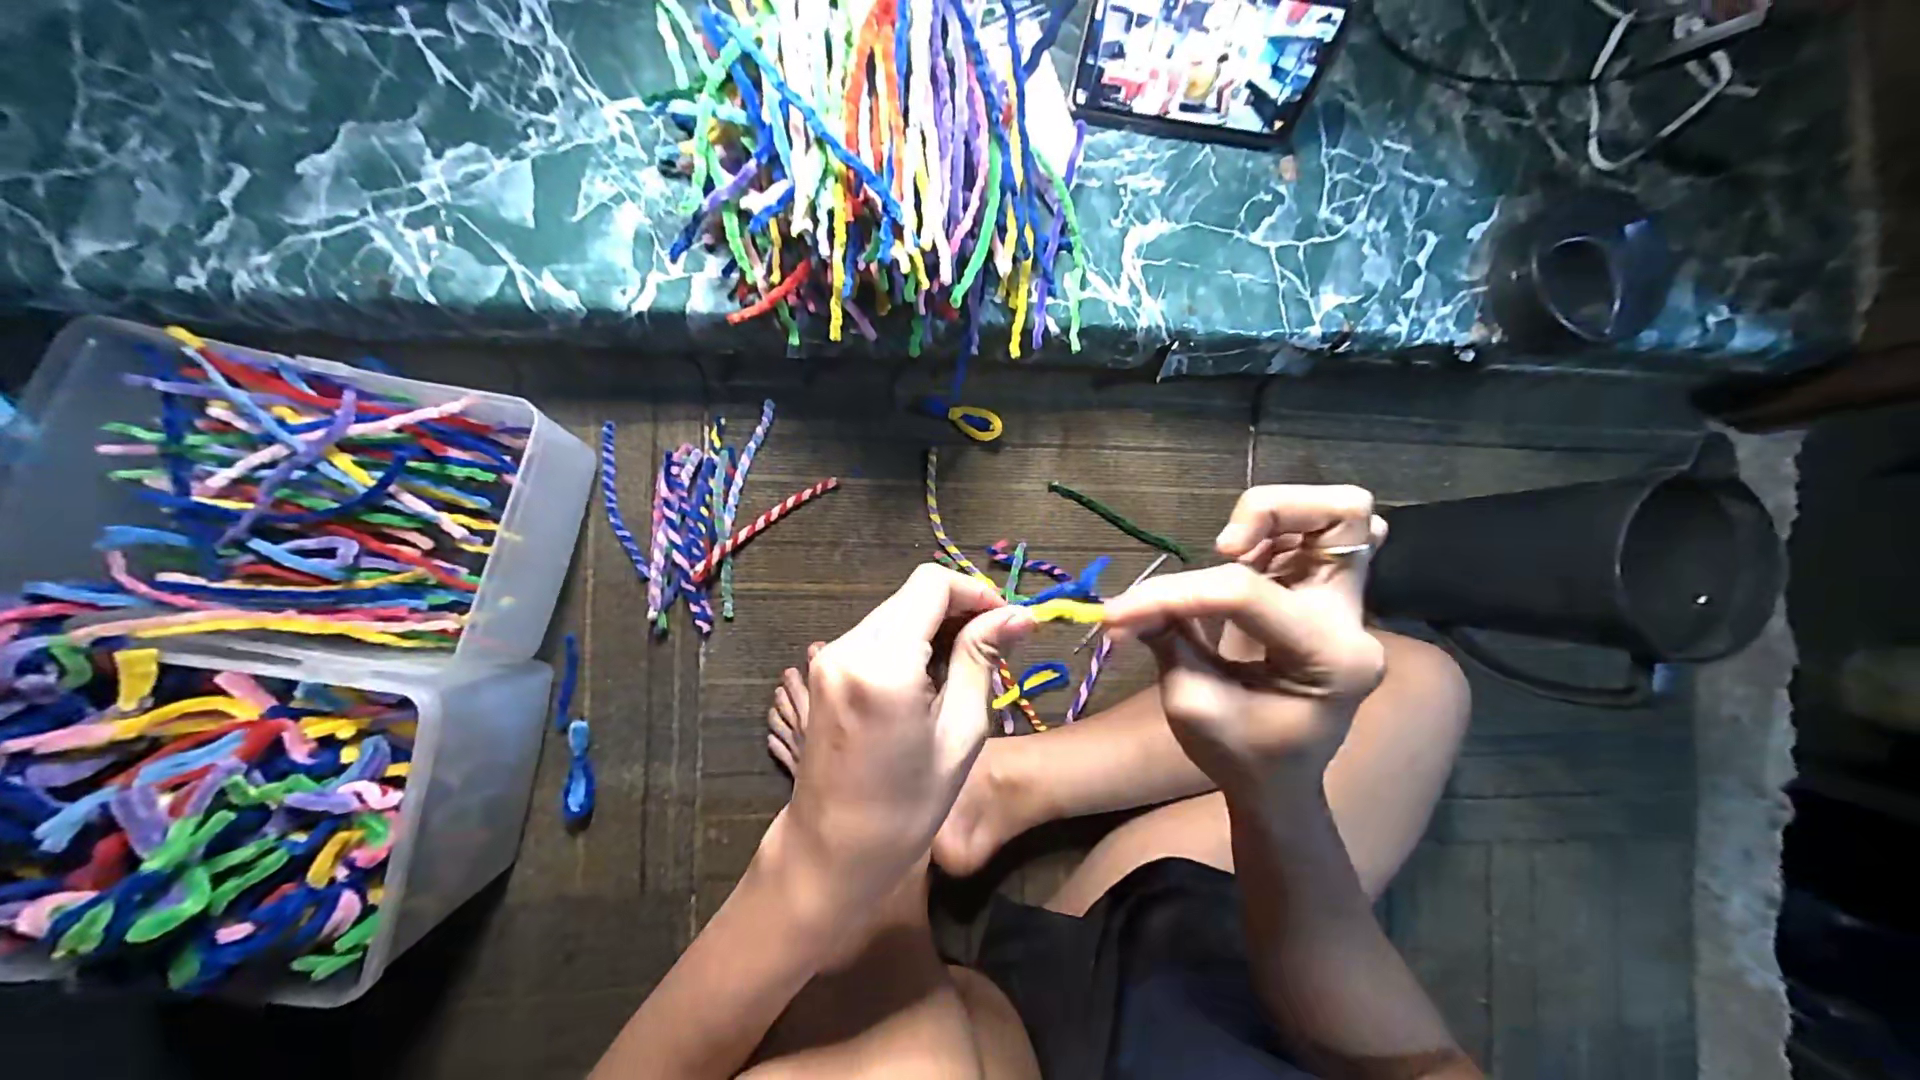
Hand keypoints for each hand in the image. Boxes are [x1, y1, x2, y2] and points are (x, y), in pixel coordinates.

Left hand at [772, 565, 1034, 905]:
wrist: (834, 848)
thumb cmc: (909, 804)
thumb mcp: (961, 731)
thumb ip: (982, 658)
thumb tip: (1018, 613)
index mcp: (882, 664)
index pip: (931, 584)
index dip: (974, 591)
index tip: (1004, 621)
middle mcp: (847, 647)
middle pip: (911, 594)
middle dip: (956, 608)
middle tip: (993, 643)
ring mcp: (828, 657)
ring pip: (894, 611)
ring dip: (932, 624)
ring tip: (962, 665)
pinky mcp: (823, 669)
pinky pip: (875, 633)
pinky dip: (908, 640)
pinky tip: (927, 675)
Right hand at [1103, 485, 1386, 789]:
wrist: (1280, 784)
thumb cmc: (1240, 757)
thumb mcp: (1191, 704)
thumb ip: (1165, 638)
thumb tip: (1122, 604)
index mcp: (1329, 658)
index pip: (1245, 593)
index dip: (1172, 594)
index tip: (1118, 614)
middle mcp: (1352, 622)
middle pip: (1343, 516)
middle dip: (1268, 511)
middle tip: (1221, 547)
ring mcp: (1346, 606)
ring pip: (1339, 516)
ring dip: (1272, 517)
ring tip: (1229, 552)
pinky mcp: (1327, 596)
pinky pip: (1317, 535)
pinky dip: (1273, 531)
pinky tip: (1240, 558)